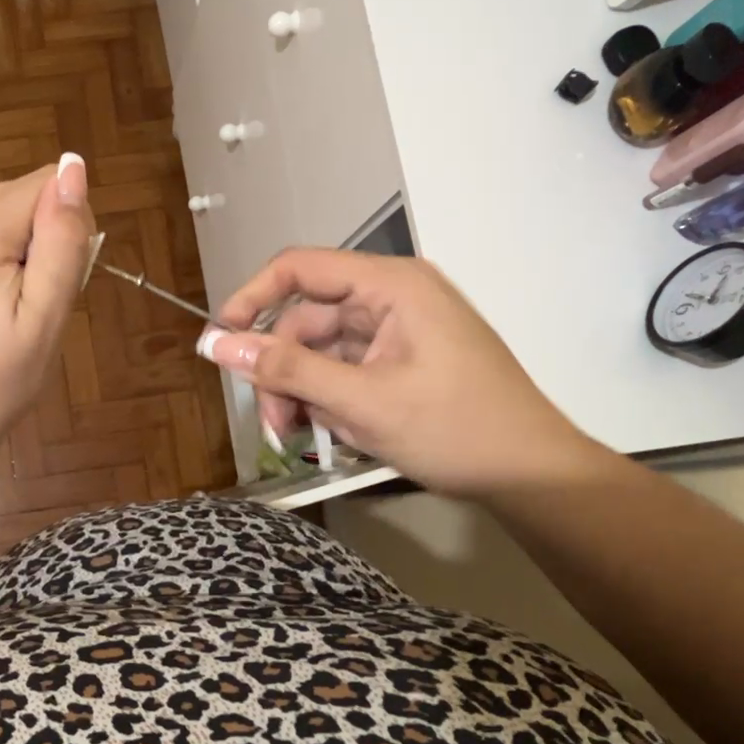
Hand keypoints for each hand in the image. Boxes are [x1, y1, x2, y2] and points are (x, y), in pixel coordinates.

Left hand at [0, 156, 94, 449]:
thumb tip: (73, 167)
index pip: (47, 184)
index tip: (60, 281)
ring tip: (17, 305)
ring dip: (26, 247)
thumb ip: (63, 240)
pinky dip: (3, 254)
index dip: (70, 227)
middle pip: (25, 193)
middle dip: (47, 238)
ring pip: (7, 210)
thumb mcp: (46, 316)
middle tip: (38, 302)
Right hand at [199, 250, 611, 498]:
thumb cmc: (455, 429)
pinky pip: (342, 371)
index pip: (298, 269)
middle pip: (305, 321)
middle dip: (280, 371)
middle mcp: (389, 298)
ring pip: (319, 352)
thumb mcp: (361, 402)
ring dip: (300, 392)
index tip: (219, 344)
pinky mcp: (398, 362)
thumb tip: (214, 344)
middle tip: (273, 426)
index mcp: (390, 285)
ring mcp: (396, 331)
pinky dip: (326, 400)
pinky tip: (331, 433)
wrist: (529, 474)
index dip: (251, 300)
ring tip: (301, 437)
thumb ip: (285, 369)